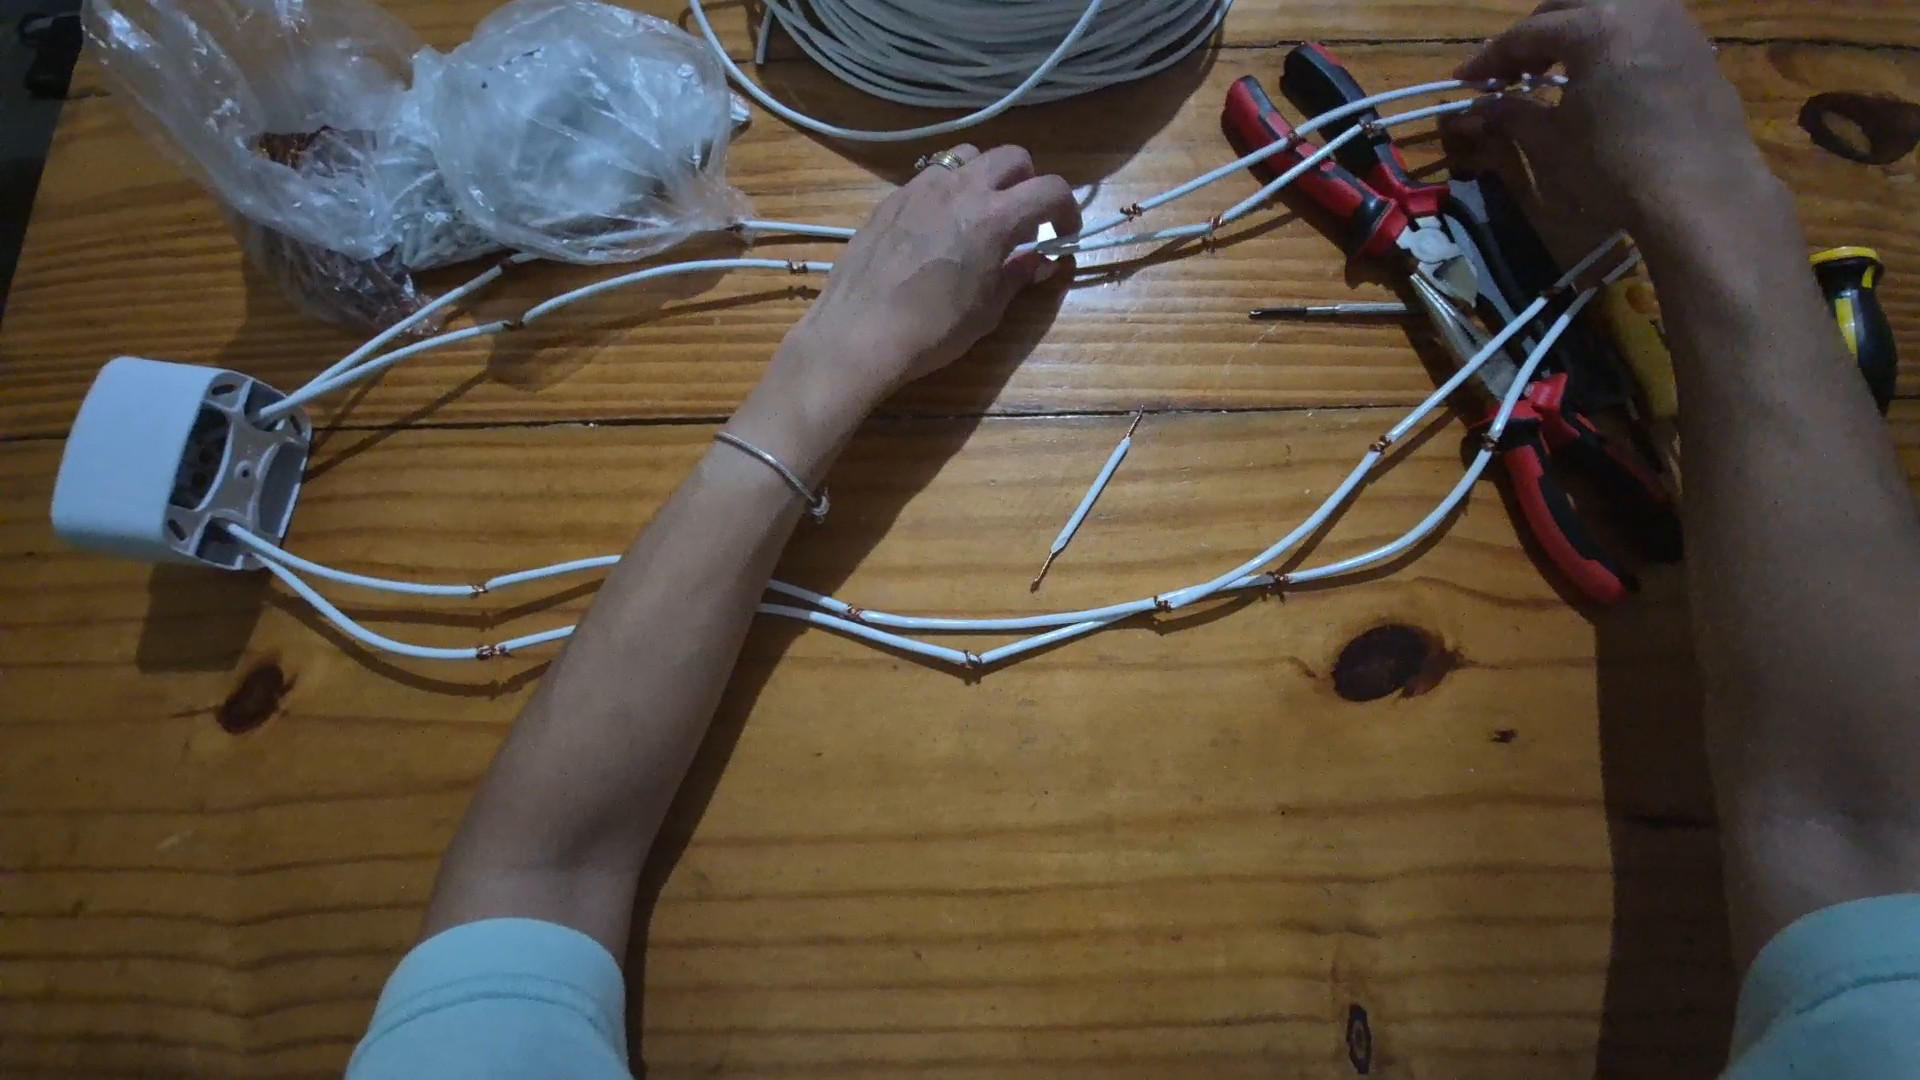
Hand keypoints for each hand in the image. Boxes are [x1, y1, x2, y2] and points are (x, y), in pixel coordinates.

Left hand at [778, 143, 1080, 408]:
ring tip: (981, 214)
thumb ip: (1017, 276)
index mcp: (994, 217)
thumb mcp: (986, 311)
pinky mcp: (891, 199)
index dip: (1067, 210)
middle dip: (1028, 184)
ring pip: (968, 157)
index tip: (1063, 235)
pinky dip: (949, 192)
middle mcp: (961, 188)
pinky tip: (938, 228)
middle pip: (1012, 157)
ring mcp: (921, 188)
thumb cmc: (932, 331)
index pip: (1050, 189)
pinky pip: (931, 178)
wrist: (860, 334)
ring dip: (986, 177)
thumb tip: (1041, 261)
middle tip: (1024, 221)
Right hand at [1455, 0, 1766, 233]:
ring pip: (1609, 6)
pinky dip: (1604, 38)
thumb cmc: (1609, 162)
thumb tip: (1478, 108)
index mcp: (1596, 26)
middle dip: (1530, 33)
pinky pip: (1637, 22)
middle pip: (1569, 4)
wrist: (1693, 185)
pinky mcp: (1691, 42)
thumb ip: (1511, 114)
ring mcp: (1672, 19)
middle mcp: (1637, 7)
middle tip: (1504, 72)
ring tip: (1548, 70)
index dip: (1489, 57)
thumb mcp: (1549, 140)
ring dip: (1570, 31)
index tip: (1462, 80)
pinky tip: (1592, 74)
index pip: (1527, 32)